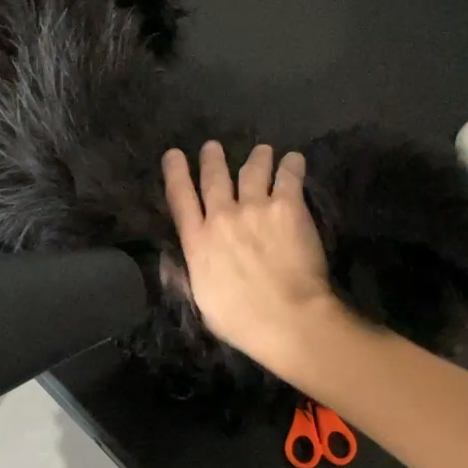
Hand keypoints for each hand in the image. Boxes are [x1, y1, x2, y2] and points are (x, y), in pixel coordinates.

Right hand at [162, 141, 344, 375]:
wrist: (286, 317)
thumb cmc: (240, 320)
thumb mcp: (201, 302)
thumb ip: (188, 277)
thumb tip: (174, 264)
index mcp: (197, 243)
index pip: (180, 198)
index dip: (175, 173)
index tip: (174, 156)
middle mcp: (222, 217)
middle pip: (214, 177)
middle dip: (212, 159)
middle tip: (213, 147)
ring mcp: (255, 207)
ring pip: (252, 168)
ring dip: (256, 157)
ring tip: (262, 151)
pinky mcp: (288, 206)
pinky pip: (288, 174)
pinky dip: (290, 164)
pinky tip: (293, 160)